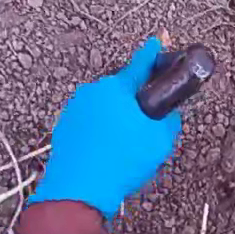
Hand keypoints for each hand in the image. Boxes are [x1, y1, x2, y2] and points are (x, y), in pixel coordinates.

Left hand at [32, 36, 183, 219]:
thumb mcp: (159, 142)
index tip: (158, 42)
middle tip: (148, 125)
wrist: (79, 191)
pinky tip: (110, 152)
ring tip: (127, 147)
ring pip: (106, 108)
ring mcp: (74, 110)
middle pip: (122, 90)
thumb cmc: (118, 163)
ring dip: (118, 120)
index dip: (153, 54)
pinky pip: (91, 123)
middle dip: (135, 103)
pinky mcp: (64, 128)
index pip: (140, 64)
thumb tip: (169, 116)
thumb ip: (169, 122)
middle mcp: (92, 93)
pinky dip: (102, 132)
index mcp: (115, 89)